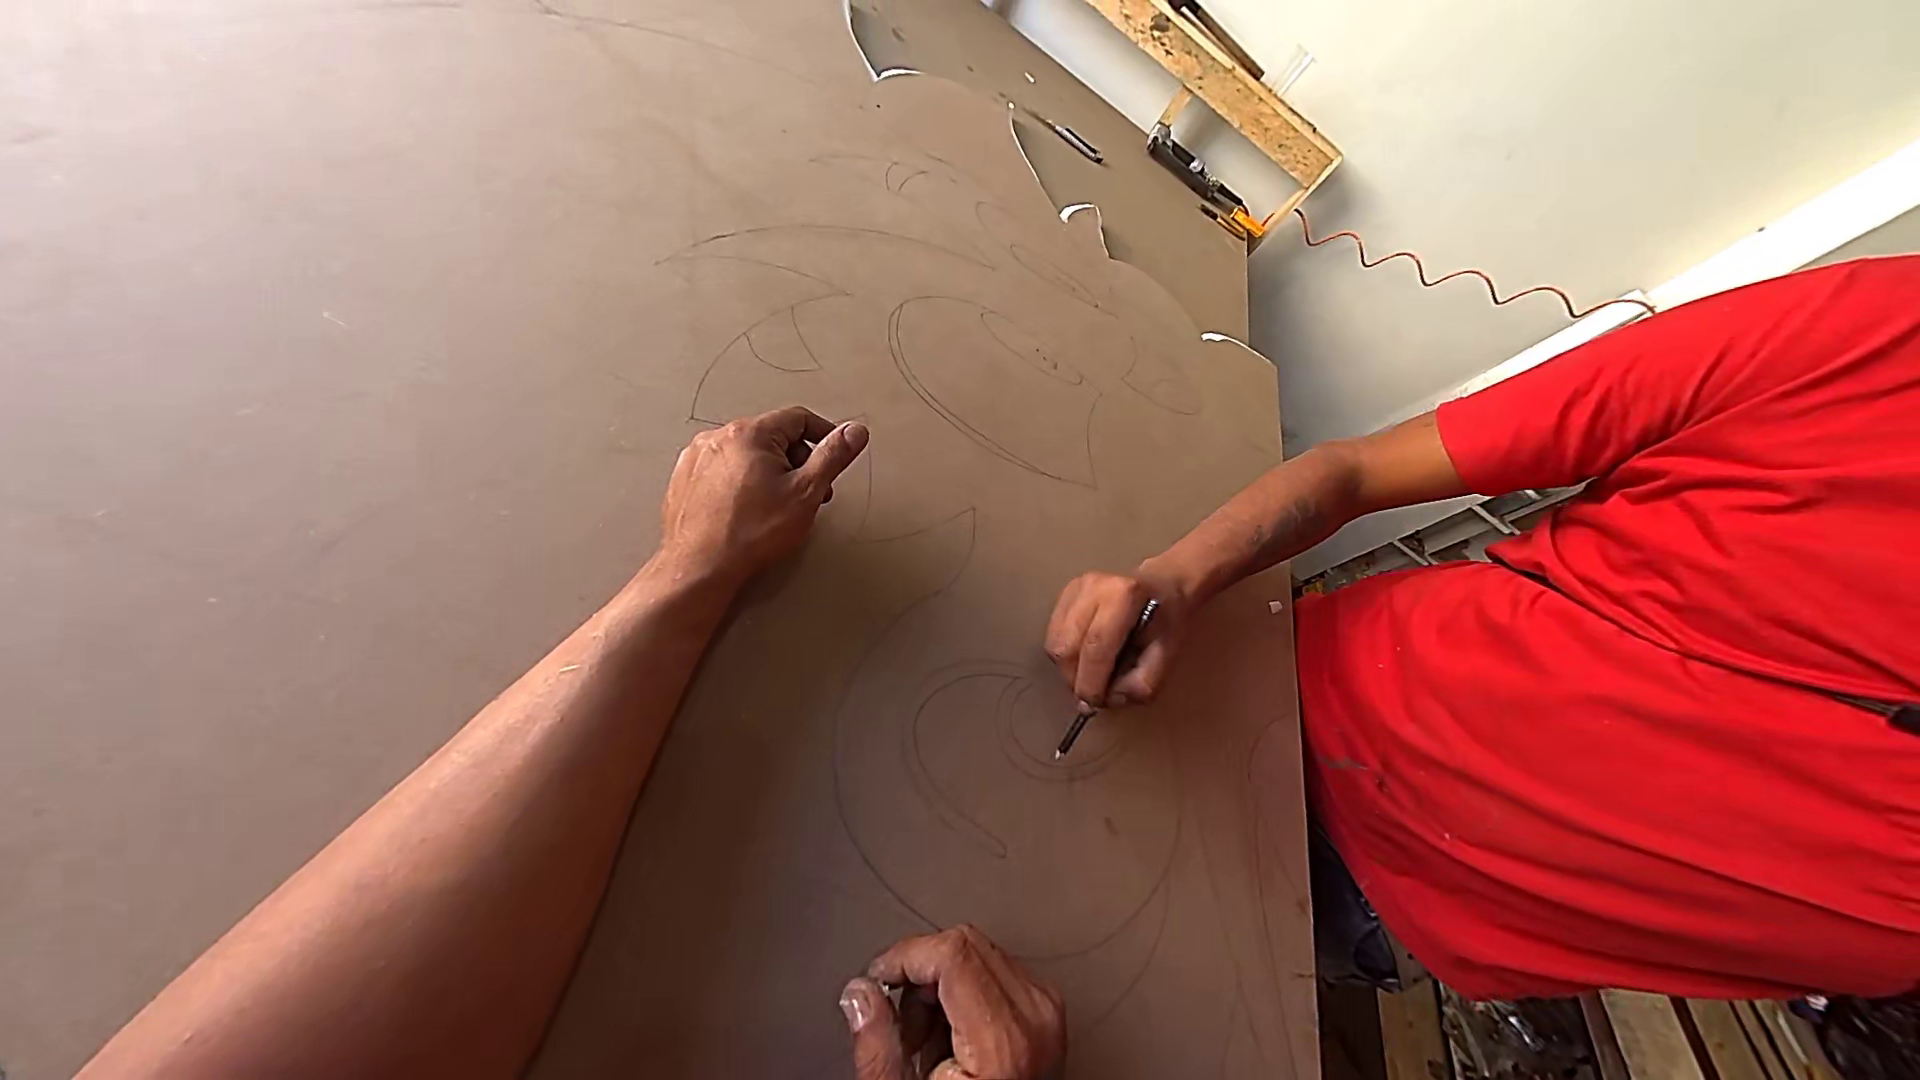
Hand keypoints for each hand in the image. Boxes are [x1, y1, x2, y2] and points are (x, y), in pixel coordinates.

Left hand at [653, 406, 867, 587]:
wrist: (701, 568)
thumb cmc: (748, 535)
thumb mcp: (806, 492)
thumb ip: (833, 456)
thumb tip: (853, 432)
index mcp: (749, 434)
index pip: (799, 418)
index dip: (825, 435)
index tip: (834, 451)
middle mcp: (718, 439)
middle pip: (773, 437)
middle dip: (798, 462)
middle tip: (808, 492)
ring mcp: (698, 459)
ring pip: (749, 455)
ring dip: (770, 474)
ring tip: (776, 508)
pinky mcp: (685, 480)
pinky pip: (725, 472)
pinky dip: (742, 485)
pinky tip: (750, 512)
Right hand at [842, 925, 1064, 1079]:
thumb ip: (879, 1050)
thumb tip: (860, 993)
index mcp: (1004, 1042)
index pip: (951, 951)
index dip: (906, 957)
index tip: (880, 976)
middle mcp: (1034, 1017)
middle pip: (963, 945)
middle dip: (920, 975)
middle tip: (903, 1028)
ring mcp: (1045, 1010)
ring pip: (977, 950)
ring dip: (941, 985)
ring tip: (930, 1044)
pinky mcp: (1046, 1008)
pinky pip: (995, 967)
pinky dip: (964, 991)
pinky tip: (953, 1037)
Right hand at [1043, 562, 1189, 708]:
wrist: (1160, 586)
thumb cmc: (1165, 620)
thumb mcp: (1168, 653)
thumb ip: (1143, 681)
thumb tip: (1110, 699)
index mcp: (1123, 595)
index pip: (1096, 645)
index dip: (1091, 680)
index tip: (1094, 704)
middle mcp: (1092, 586)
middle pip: (1067, 646)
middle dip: (1075, 679)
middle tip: (1092, 694)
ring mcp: (1074, 589)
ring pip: (1054, 644)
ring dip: (1067, 670)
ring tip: (1088, 675)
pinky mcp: (1063, 595)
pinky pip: (1052, 636)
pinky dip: (1063, 656)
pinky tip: (1082, 657)